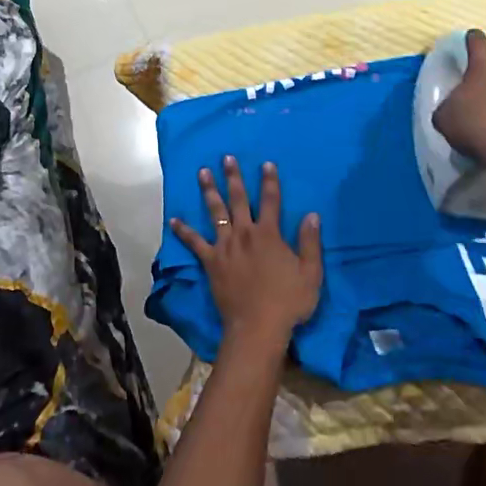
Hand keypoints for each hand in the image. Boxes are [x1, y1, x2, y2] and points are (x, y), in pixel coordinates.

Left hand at [170, 157, 322, 345]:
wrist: (258, 327)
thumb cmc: (288, 301)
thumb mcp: (310, 273)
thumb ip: (310, 242)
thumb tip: (312, 215)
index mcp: (269, 235)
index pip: (270, 201)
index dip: (269, 181)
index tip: (266, 163)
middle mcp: (244, 234)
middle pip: (238, 199)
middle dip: (234, 177)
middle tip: (226, 158)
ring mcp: (225, 247)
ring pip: (215, 212)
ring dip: (209, 191)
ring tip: (202, 173)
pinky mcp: (211, 262)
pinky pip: (194, 243)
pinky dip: (184, 231)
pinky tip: (174, 220)